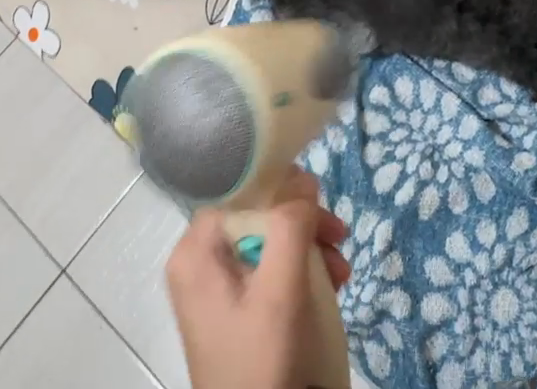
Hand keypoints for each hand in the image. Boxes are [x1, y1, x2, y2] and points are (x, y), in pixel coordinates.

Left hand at [167, 167, 350, 388]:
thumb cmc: (263, 359)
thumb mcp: (281, 289)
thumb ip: (291, 226)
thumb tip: (301, 178)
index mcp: (195, 251)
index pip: (238, 192)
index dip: (281, 188)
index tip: (319, 201)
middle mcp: (199, 263)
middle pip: (257, 216)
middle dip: (303, 225)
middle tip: (339, 239)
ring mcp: (215, 288)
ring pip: (269, 243)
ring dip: (309, 250)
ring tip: (341, 273)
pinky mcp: (234, 309)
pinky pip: (269, 272)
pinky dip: (300, 274)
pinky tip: (328, 287)